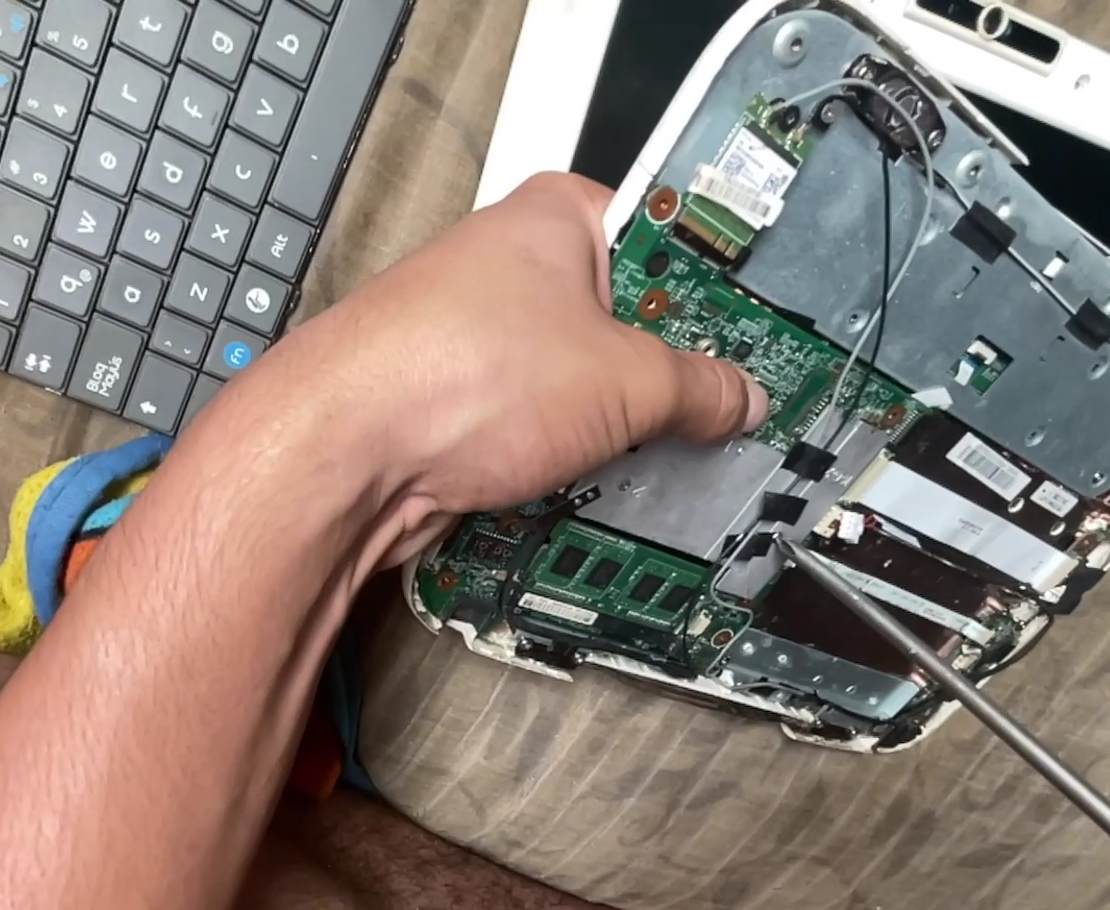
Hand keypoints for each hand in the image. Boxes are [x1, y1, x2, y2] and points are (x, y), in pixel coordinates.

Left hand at [228, 172, 767, 563]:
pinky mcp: (466, 411)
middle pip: (626, 327)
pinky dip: (570, 464)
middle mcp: (516, 276)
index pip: (672, 243)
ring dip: (618, 435)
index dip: (721, 301)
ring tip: (665, 467)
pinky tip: (599, 490)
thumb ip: (693, 386)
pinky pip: (541, 435)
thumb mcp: (618, 378)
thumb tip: (734, 396)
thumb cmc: (454, 375)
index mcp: (559, 221)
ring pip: (582, 392)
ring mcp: (486, 348)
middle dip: (669, 384)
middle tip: (722, 423)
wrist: (348, 456)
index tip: (761, 349)